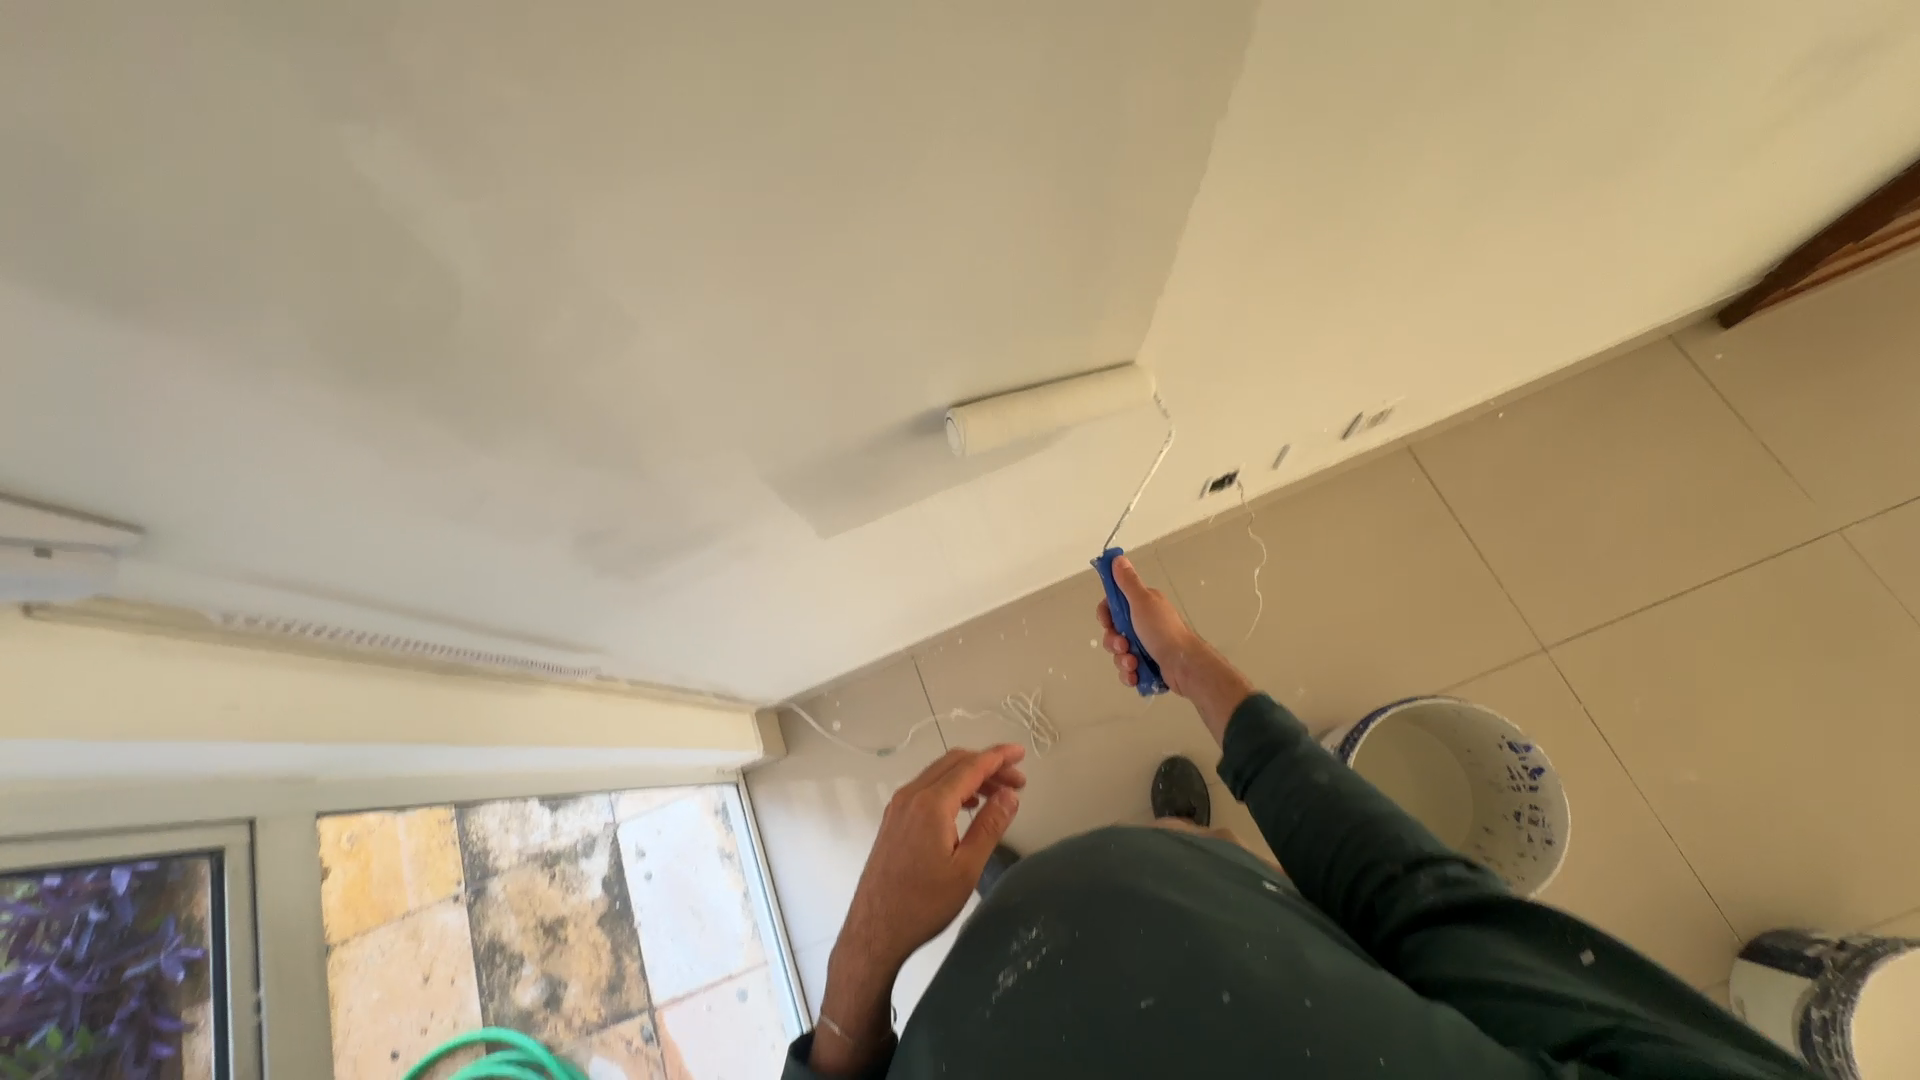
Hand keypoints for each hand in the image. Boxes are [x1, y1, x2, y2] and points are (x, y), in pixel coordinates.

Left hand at [812, 745, 1024, 1076]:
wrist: (875, 931)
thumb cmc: (924, 905)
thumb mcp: (966, 869)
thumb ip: (990, 826)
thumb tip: (1010, 795)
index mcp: (931, 803)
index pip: (971, 766)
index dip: (999, 757)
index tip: (1021, 753)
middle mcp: (911, 795)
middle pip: (955, 762)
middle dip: (988, 765)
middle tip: (1017, 781)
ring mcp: (898, 806)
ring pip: (940, 774)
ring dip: (970, 775)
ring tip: (998, 794)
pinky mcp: (893, 819)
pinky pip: (927, 788)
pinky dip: (951, 787)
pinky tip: (967, 805)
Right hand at [1095, 555, 1202, 689]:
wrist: (1184, 665)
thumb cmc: (1162, 630)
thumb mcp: (1142, 601)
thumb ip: (1127, 582)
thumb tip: (1118, 558)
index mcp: (1143, 606)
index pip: (1114, 607)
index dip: (1106, 615)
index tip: (1107, 621)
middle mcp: (1144, 624)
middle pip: (1114, 632)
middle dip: (1113, 642)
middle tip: (1123, 645)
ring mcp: (1146, 646)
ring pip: (1119, 653)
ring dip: (1122, 660)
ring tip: (1133, 664)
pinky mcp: (1148, 666)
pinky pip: (1128, 670)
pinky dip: (1129, 674)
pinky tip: (1136, 675)